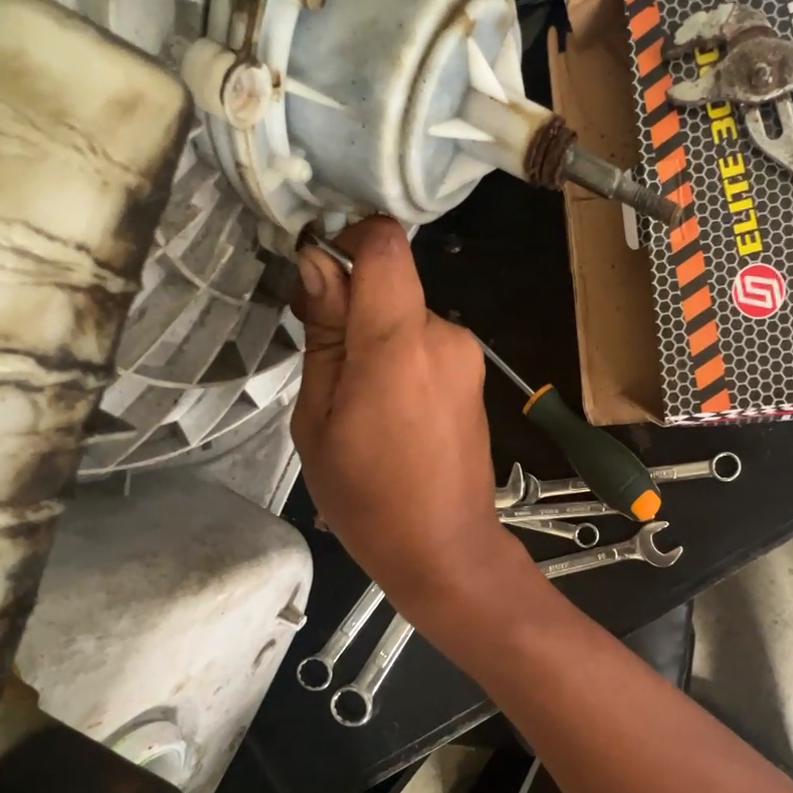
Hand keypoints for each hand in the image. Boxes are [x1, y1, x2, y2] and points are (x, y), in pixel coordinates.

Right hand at [290, 218, 531, 610]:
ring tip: (360, 405)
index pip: (384, 242)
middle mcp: (446, 337)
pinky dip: (402, 362)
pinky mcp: (475, 379)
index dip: (347, 242)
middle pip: (393, 285)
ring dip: (377, 341)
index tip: (317, 280)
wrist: (446, 551)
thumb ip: (324, 336)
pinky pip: (428, 347)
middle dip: (354, 309)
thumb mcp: (317, 420)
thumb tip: (317, 264)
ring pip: (408, 318)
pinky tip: (390, 414)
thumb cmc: (369, 498)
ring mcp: (468, 358)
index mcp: (400, 342)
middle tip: (328, 369)